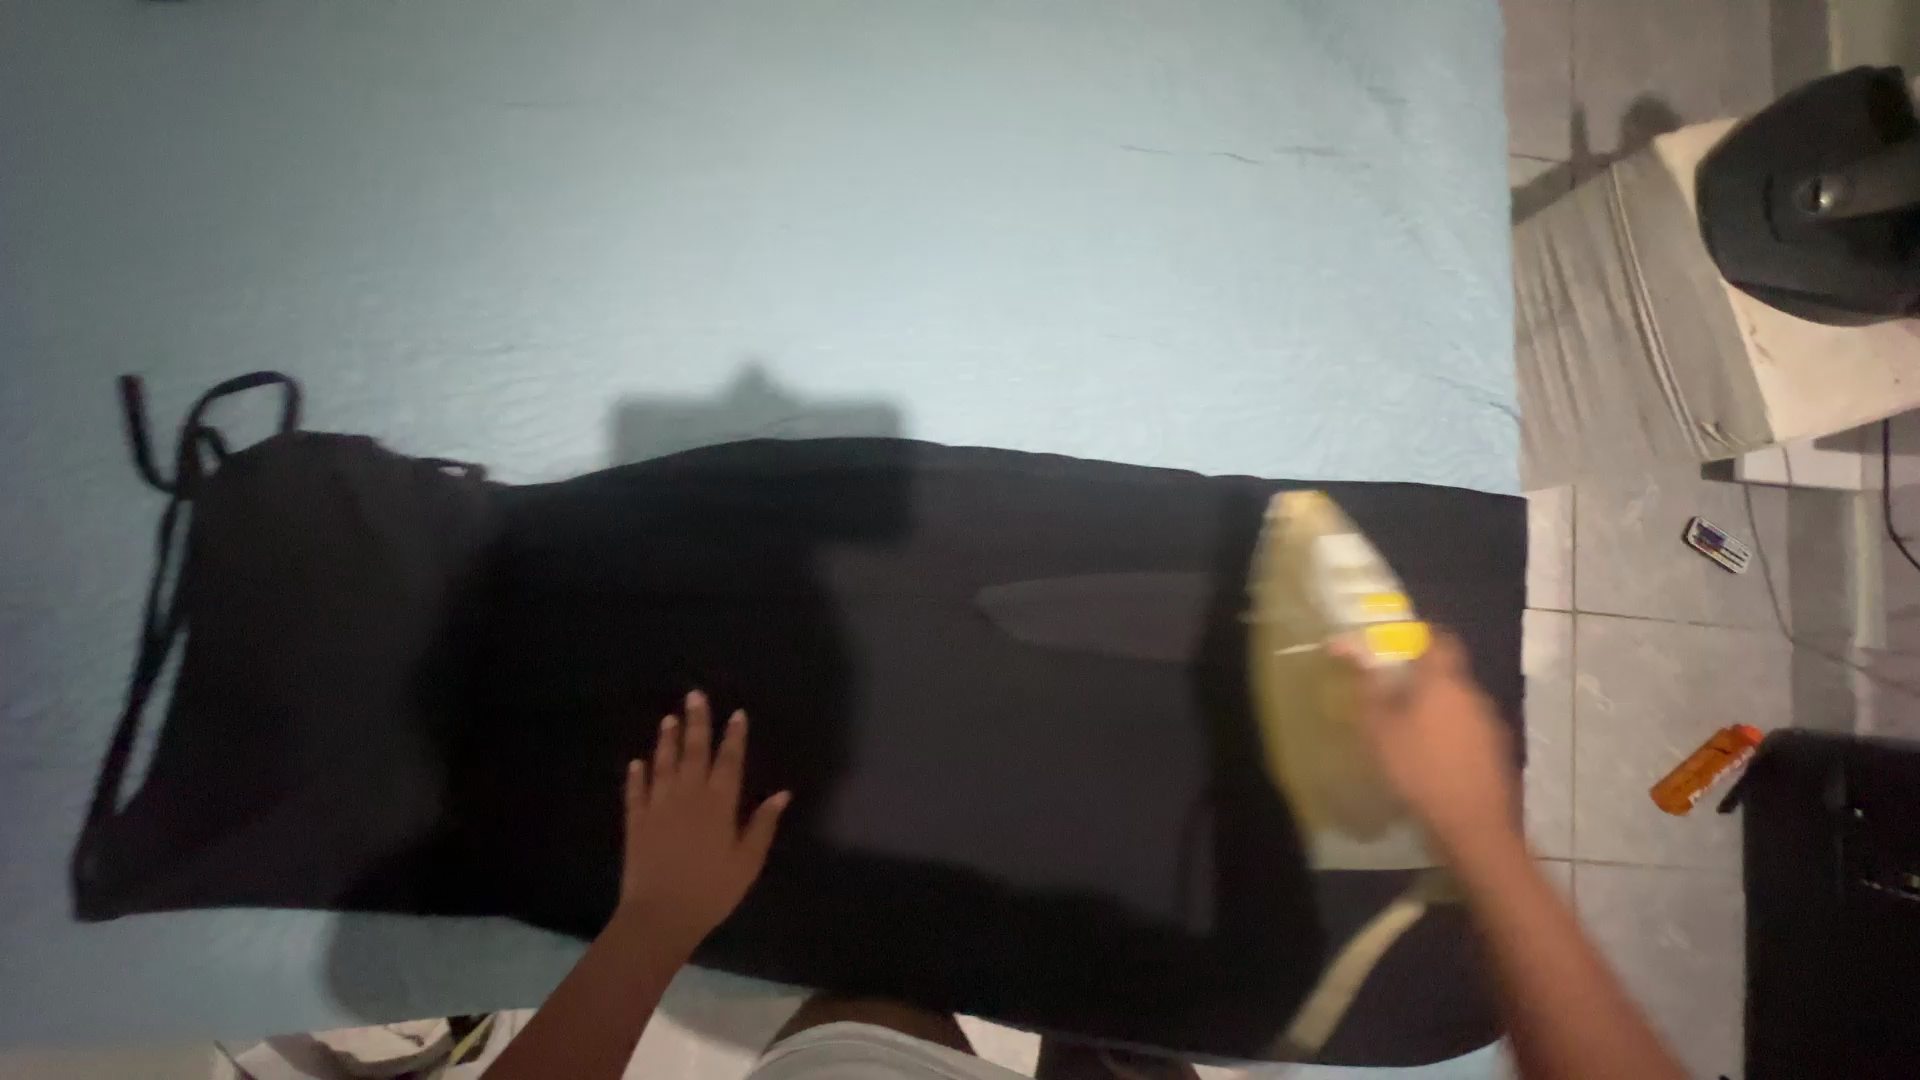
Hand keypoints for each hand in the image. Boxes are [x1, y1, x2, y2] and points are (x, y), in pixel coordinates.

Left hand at [615, 691, 789, 953]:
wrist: (659, 918)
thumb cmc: (711, 890)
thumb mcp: (748, 861)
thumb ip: (763, 824)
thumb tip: (782, 794)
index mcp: (719, 804)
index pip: (729, 761)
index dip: (734, 736)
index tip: (736, 714)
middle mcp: (688, 797)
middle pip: (694, 752)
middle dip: (696, 723)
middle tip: (694, 696)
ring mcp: (658, 808)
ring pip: (663, 766)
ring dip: (667, 741)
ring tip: (669, 720)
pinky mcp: (636, 824)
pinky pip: (635, 794)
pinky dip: (636, 777)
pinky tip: (636, 763)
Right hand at [1339, 632, 1518, 857]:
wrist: (1471, 826)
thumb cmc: (1417, 767)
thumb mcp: (1377, 725)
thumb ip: (1366, 683)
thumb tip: (1348, 645)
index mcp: (1444, 681)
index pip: (1439, 640)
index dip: (1418, 636)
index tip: (1393, 644)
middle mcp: (1473, 695)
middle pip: (1446, 673)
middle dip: (1418, 677)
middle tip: (1386, 691)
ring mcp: (1489, 726)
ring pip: (1456, 703)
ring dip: (1432, 708)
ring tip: (1403, 728)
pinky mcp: (1496, 754)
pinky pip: (1466, 729)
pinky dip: (1446, 733)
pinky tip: (1427, 756)